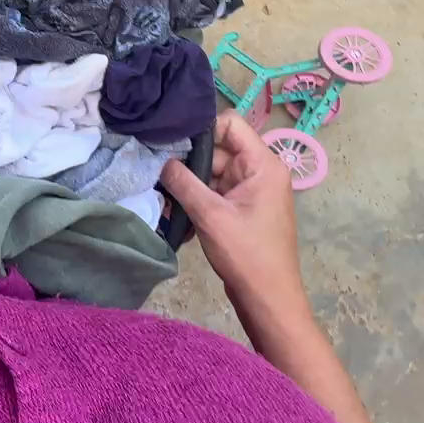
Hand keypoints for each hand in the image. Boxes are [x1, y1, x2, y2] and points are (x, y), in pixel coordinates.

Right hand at [160, 110, 308, 323]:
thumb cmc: (246, 253)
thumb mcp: (209, 214)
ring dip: (187, 183)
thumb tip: (160, 160)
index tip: (172, 144)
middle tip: (156, 171)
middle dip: (187, 161)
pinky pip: (212, 190)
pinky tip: (175, 211)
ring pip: (209, 171)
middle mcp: (259, 171)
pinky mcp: (240, 206)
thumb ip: (182, 181)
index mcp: (263, 165)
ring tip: (162, 195)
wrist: (267, 298)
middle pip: (215, 149)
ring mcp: (249, 190)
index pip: (229, 124)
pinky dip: (194, 198)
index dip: (201, 129)